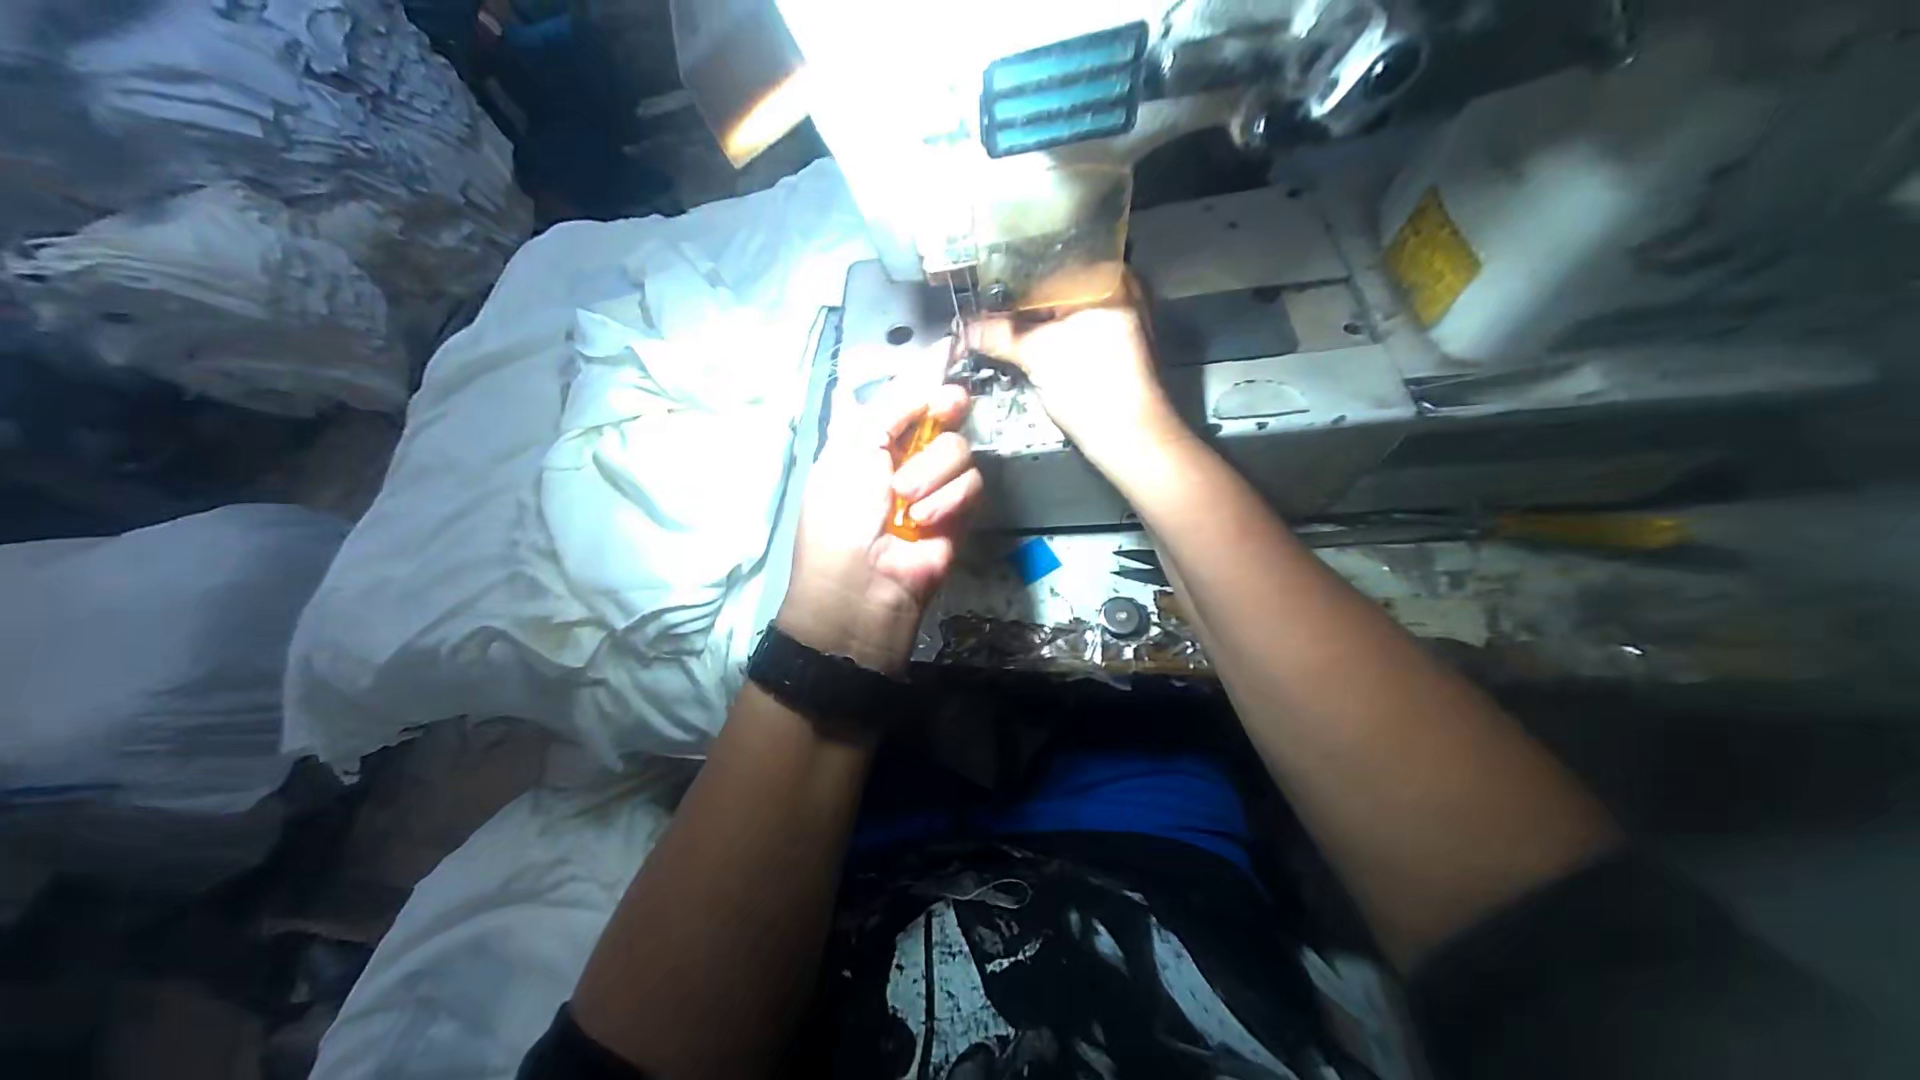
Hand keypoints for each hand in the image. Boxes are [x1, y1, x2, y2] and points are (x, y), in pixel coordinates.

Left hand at [777, 348, 982, 674]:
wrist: (862, 587)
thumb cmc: (841, 516)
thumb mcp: (851, 452)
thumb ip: (890, 406)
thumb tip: (924, 364)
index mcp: (869, 437)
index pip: (903, 394)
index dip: (925, 372)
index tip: (949, 349)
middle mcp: (905, 455)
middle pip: (943, 411)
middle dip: (945, 406)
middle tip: (948, 405)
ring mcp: (935, 484)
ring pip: (959, 448)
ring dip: (932, 472)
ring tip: (906, 503)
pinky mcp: (959, 512)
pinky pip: (971, 483)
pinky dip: (948, 500)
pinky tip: (925, 522)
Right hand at [964, 276, 1182, 469]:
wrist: (1133, 439)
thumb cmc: (1091, 386)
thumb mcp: (1036, 354)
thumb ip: (997, 333)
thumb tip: (963, 328)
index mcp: (1106, 276)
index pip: (1046, 261)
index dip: (1008, 277)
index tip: (979, 292)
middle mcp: (1120, 289)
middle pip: (1056, 287)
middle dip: (1019, 304)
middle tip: (982, 313)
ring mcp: (1122, 319)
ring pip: (1064, 312)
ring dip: (1033, 324)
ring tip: (996, 331)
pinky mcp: (1118, 348)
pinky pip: (1076, 332)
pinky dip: (1051, 339)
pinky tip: (1024, 349)